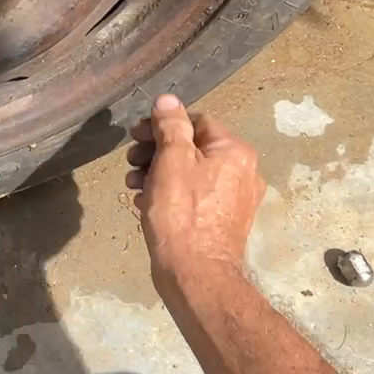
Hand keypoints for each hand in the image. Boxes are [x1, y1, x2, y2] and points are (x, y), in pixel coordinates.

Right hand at [125, 96, 265, 288]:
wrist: (196, 274)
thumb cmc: (181, 214)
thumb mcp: (170, 161)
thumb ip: (170, 127)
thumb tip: (168, 100)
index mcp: (234, 152)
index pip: (196, 121)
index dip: (162, 125)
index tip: (135, 137)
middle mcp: (243, 172)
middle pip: (193, 147)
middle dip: (157, 151)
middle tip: (130, 163)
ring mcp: (235, 199)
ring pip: (190, 172)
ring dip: (158, 173)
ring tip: (133, 186)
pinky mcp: (223, 221)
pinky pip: (193, 195)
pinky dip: (169, 193)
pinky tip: (146, 204)